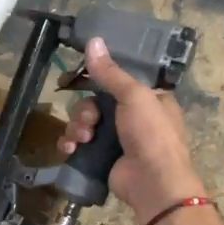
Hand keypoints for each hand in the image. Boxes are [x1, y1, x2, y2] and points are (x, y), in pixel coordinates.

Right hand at [58, 37, 205, 220]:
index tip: (72, 76)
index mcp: (148, 98)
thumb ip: (110, 72)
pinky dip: (71, 144)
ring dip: (77, 127)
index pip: (116, 79)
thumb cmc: (151, 134)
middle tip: (89, 121)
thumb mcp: (134, 96)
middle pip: (95, 101)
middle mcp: (133, 116)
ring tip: (82, 139)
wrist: (153, 183)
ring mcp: (117, 138)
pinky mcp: (102, 157)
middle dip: (85, 110)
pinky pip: (79, 143)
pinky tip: (69, 149)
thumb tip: (93, 41)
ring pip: (84, 122)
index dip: (94, 76)